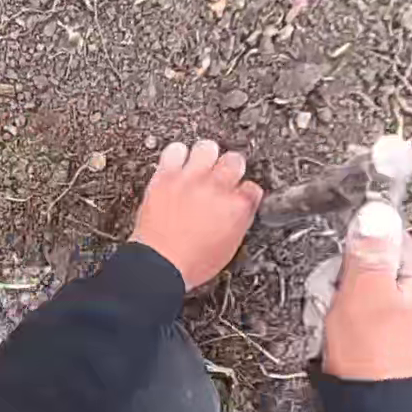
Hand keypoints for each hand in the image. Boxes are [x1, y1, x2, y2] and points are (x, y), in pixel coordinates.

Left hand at [130, 140, 263, 290]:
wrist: (159, 264)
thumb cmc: (191, 262)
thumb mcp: (229, 246)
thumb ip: (238, 219)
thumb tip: (239, 208)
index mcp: (238, 207)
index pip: (252, 186)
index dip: (244, 191)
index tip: (237, 194)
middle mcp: (217, 188)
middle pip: (234, 160)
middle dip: (230, 168)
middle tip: (221, 177)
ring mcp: (191, 179)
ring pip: (207, 147)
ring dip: (206, 156)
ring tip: (200, 166)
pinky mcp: (166, 176)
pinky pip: (175, 150)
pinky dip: (177, 155)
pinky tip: (178, 164)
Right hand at [323, 202, 411, 380]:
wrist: (372, 407)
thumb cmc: (370, 353)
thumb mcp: (363, 292)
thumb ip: (370, 250)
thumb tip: (377, 210)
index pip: (386, 236)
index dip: (356, 251)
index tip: (345, 273)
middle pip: (376, 257)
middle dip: (348, 274)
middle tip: (341, 299)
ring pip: (367, 278)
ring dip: (345, 292)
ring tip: (341, 317)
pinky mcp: (399, 323)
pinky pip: (369, 299)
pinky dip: (352, 309)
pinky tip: (346, 326)